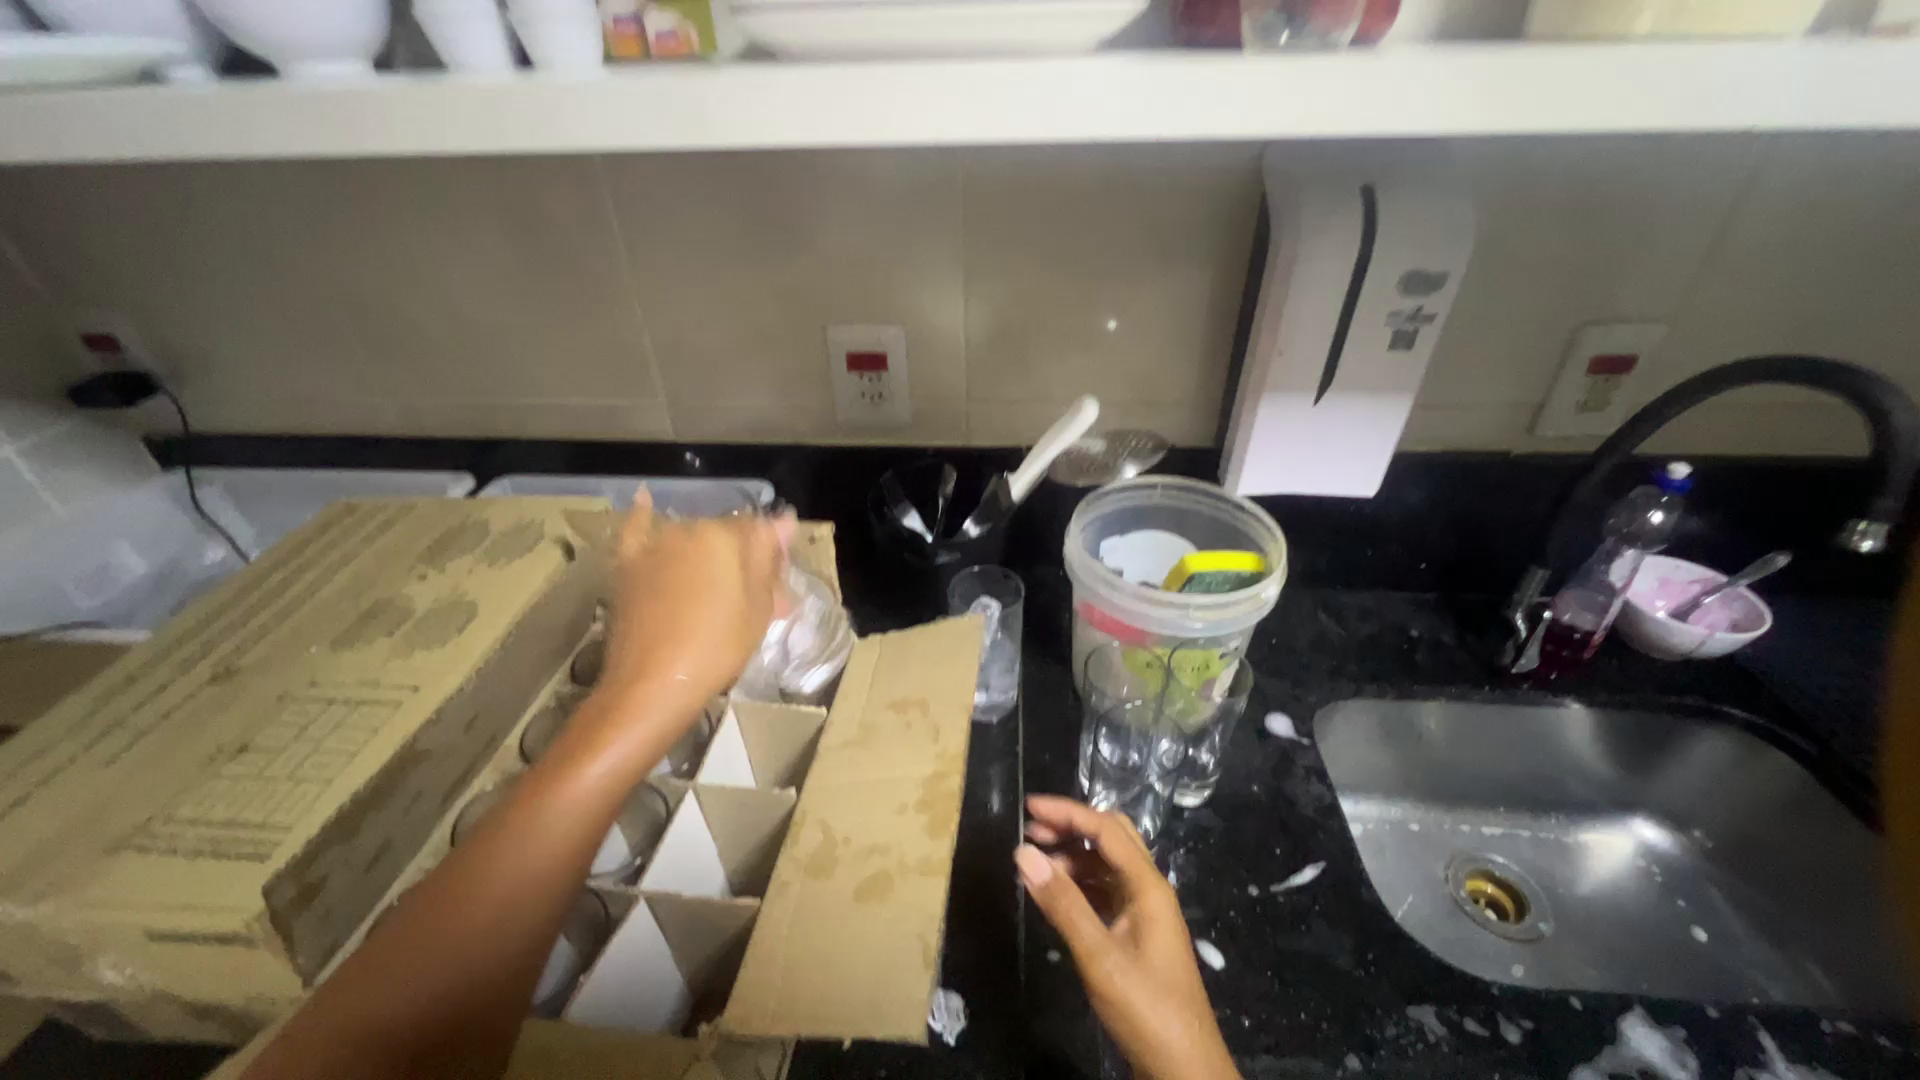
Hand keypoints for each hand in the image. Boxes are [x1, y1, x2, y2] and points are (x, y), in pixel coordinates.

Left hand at [595, 494, 796, 724]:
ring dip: (706, 551)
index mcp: (727, 537)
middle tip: (751, 596)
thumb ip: (768, 560)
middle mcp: (689, 529)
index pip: (762, 534)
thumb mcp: (758, 609)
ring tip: (715, 585)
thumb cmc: (717, 648)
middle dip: (742, 557)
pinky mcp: (628, 564)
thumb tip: (784, 521)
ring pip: (690, 537)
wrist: (653, 683)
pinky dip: (643, 513)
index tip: (778, 587)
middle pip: (726, 535)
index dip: (773, 559)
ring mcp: (655, 545)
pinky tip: (646, 498)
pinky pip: (637, 528)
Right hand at [1016, 796, 1239, 1079]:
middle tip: (1031, 832)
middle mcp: (1148, 891)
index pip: (1106, 830)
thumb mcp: (1099, 956)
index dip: (1068, 813)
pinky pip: (1104, 893)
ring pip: (1106, 866)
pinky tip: (1054, 894)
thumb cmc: (1147, 1009)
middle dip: (1072, 827)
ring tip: (1035, 863)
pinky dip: (1078, 884)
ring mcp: (1143, 914)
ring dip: (1073, 856)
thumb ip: (1063, 903)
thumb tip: (1024, 852)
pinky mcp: (1134, 935)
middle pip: (1111, 839)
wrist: (1185, 1069)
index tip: (1028, 807)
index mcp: (1148, 887)